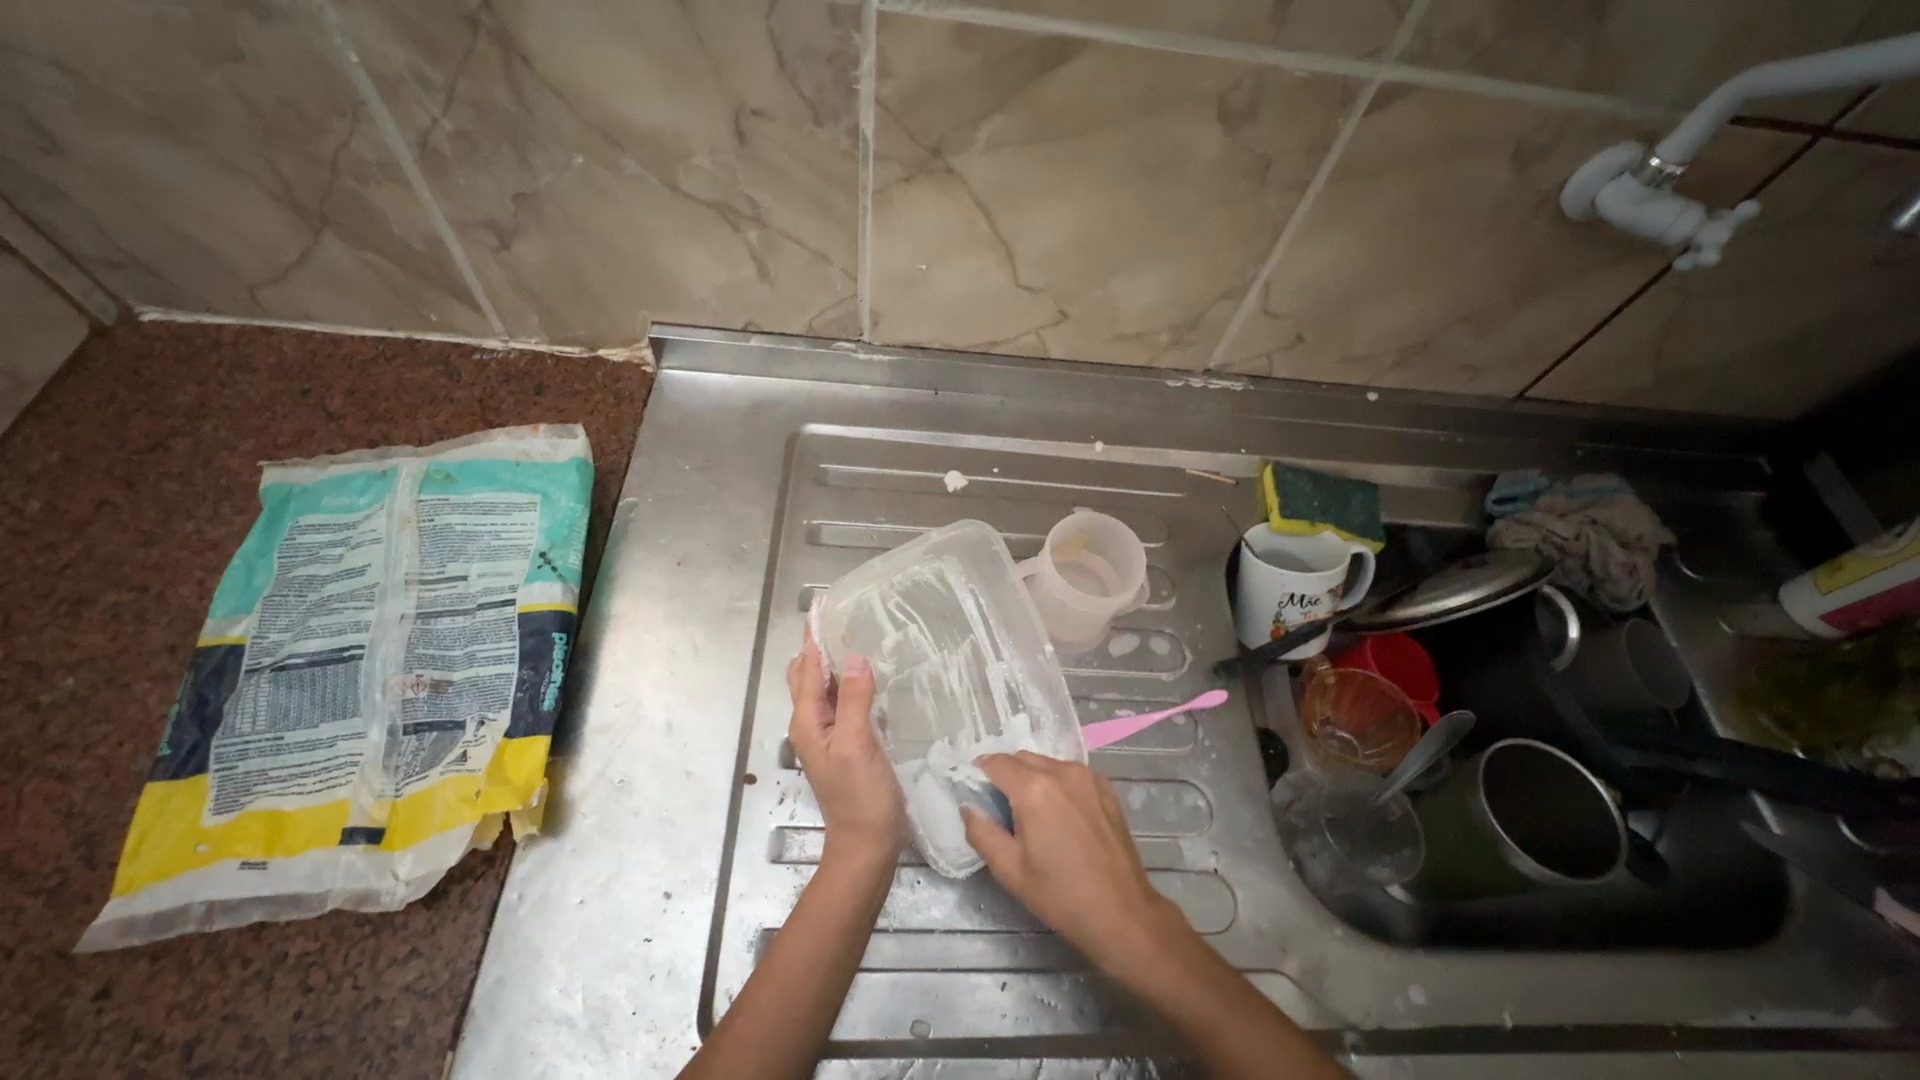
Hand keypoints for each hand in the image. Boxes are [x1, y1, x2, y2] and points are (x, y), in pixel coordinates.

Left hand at [787, 631, 904, 865]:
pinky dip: (854, 686)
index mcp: (807, 721)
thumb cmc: (860, 798)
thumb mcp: (856, 745)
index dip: (814, 636)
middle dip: (822, 646)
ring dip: (839, 664)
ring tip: (863, 638)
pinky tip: (875, 679)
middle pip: (810, 675)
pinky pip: (846, 705)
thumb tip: (853, 657)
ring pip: (828, 689)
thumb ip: (853, 700)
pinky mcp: (849, 744)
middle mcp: (812, 724)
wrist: (867, 845)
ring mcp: (830, 736)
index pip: (806, 667)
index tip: (823, 605)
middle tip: (847, 618)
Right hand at [962, 752, 1188, 978]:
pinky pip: (1070, 774)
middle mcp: (1062, 772)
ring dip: (1031, 777)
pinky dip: (1056, 783)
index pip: (995, 763)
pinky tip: (1059, 814)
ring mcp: (1088, 777)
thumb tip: (968, 806)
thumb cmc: (1061, 895)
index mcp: (1034, 789)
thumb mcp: (1010, 870)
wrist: (1122, 913)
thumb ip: (982, 832)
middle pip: (1021, 759)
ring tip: (1030, 814)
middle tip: (999, 809)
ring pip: (1047, 763)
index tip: (973, 793)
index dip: (979, 773)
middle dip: (1004, 776)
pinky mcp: (1106, 789)